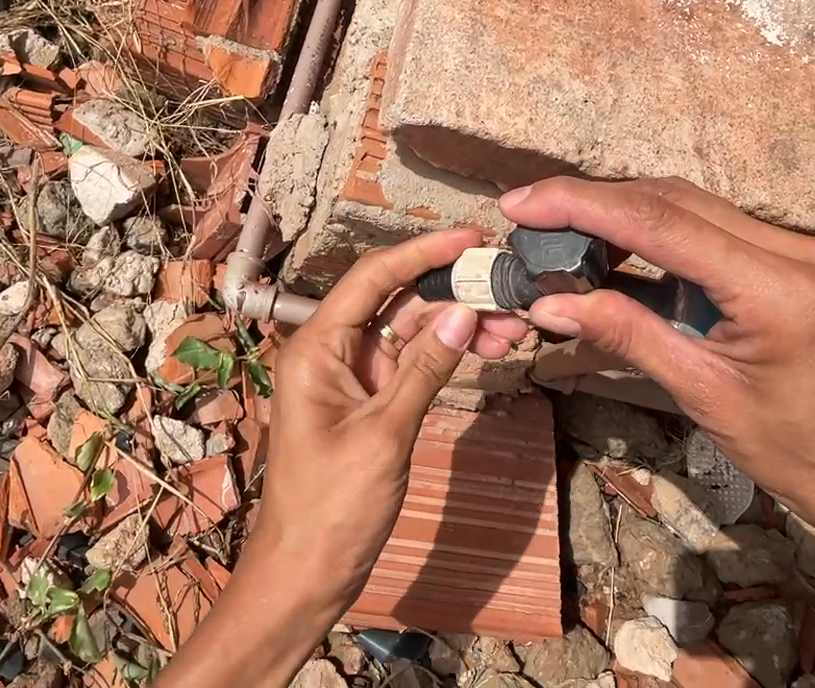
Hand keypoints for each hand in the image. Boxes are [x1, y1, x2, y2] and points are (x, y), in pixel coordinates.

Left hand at [243, 229, 529, 621]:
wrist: (304, 576)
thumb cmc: (332, 509)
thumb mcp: (385, 435)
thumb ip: (425, 369)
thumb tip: (465, 311)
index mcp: (317, 346)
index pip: (373, 276)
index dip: (423, 251)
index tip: (472, 238)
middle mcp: (331, 349)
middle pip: (395, 299)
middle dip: (451, 289)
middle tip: (506, 286)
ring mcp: (352, 374)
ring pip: (409, 329)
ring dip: (456, 324)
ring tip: (511, 327)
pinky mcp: (369, 399)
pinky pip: (410, 361)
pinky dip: (445, 354)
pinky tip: (485, 349)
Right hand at [500, 177, 814, 528]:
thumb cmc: (799, 453)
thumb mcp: (704, 395)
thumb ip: (627, 333)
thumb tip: (547, 302)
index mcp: (776, 287)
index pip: (659, 221)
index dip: (580, 204)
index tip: (519, 203)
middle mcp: (792, 248)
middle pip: (672, 199)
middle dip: (591, 200)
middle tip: (527, 213)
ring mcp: (797, 247)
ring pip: (689, 205)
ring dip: (620, 210)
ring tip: (558, 227)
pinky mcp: (791, 257)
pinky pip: (709, 228)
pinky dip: (654, 230)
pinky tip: (613, 245)